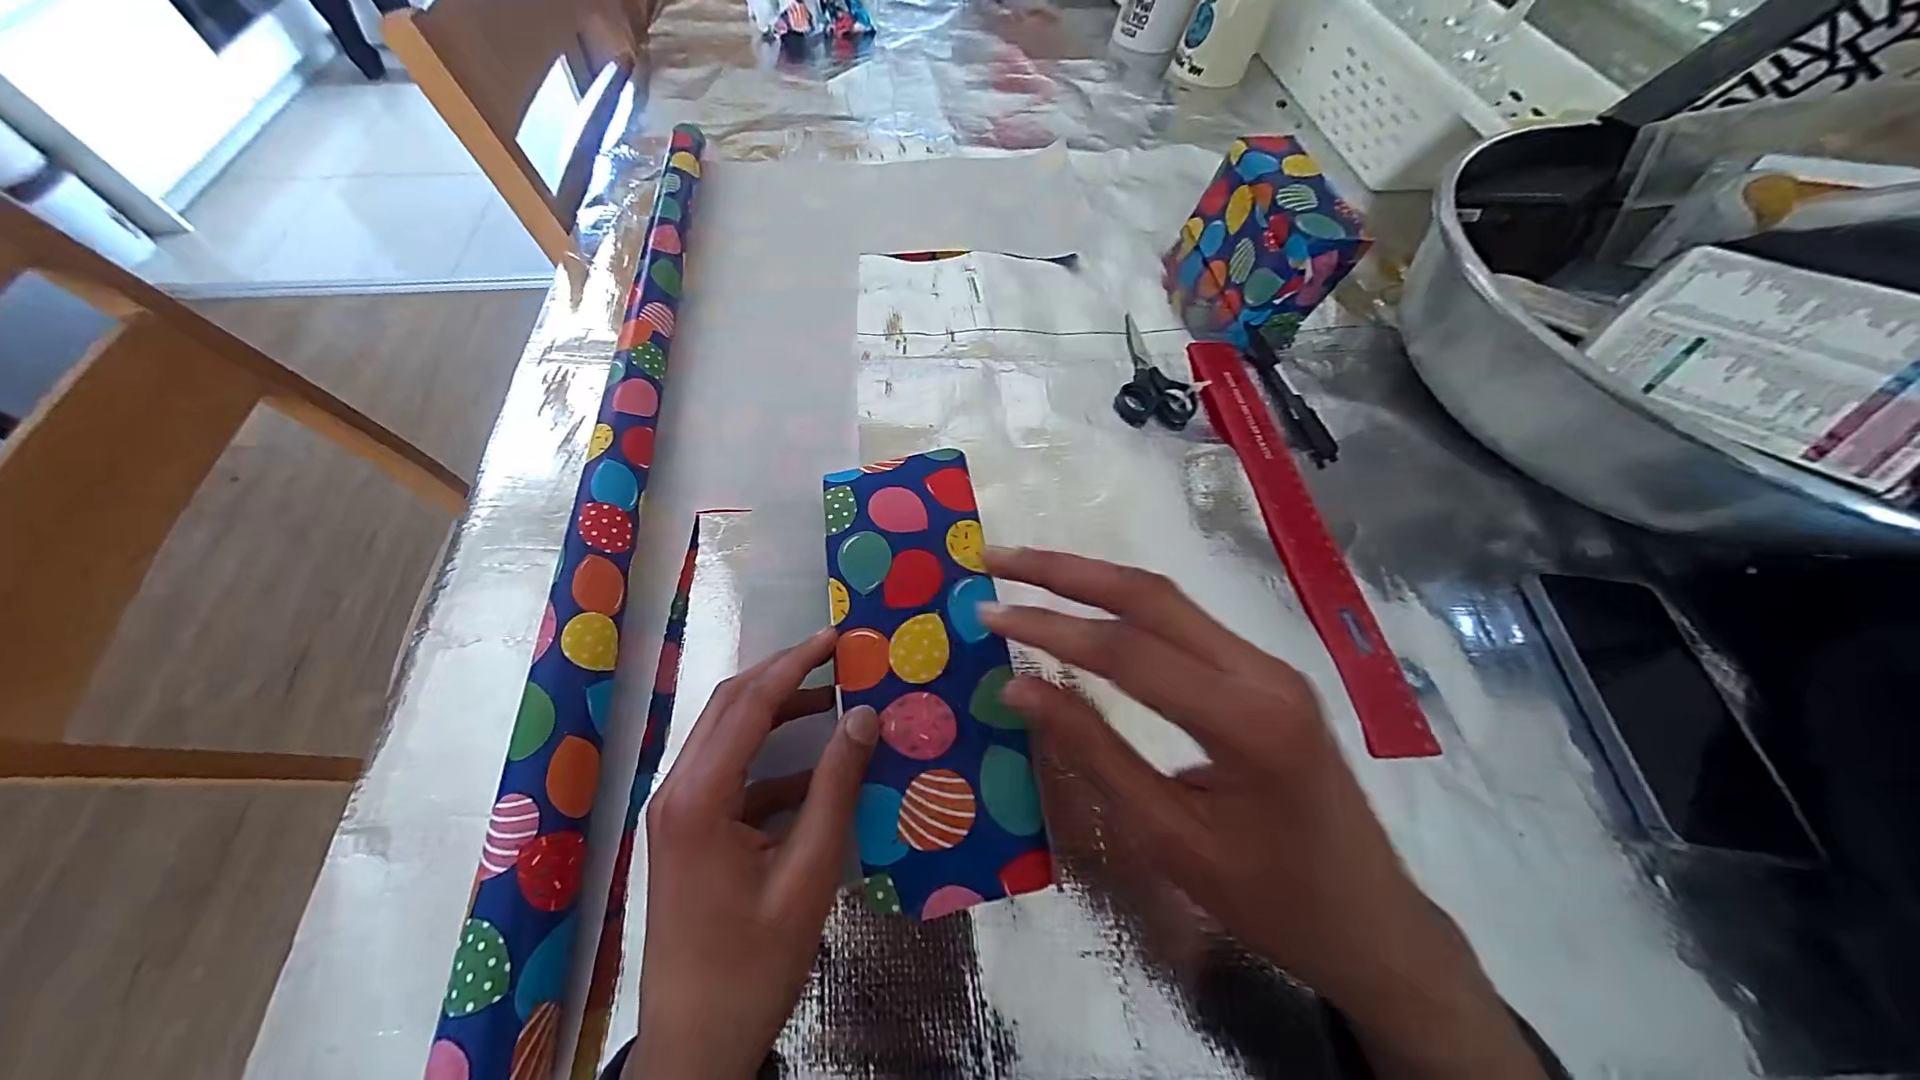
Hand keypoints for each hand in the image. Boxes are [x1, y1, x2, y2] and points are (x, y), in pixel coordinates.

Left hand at [630, 627, 878, 1079]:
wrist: (697, 1042)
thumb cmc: (754, 962)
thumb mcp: (808, 873)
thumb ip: (835, 788)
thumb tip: (864, 717)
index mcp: (700, 797)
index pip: (750, 703)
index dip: (795, 663)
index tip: (836, 637)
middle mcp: (678, 790)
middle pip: (730, 706)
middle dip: (783, 673)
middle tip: (837, 656)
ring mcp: (679, 810)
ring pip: (728, 734)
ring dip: (777, 711)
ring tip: (833, 697)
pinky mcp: (689, 829)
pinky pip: (732, 772)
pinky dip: (773, 758)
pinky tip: (817, 769)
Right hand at [979, 547, 1545, 1079]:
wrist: (1373, 924)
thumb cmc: (1269, 899)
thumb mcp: (1168, 837)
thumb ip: (1094, 752)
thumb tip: (1020, 688)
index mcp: (1246, 721)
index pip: (1128, 653)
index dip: (1050, 629)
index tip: (987, 615)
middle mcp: (1262, 672)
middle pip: (1151, 597)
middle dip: (1066, 571)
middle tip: (999, 559)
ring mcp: (1268, 666)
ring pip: (1168, 601)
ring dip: (1094, 580)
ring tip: (1028, 571)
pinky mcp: (1264, 673)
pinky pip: (1184, 624)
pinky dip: (1124, 608)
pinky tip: (1085, 607)